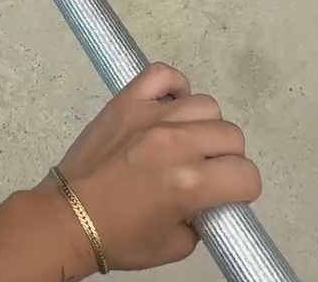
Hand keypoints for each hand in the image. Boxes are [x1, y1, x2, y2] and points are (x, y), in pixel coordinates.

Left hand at [43, 62, 261, 273]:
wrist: (70, 214)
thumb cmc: (121, 236)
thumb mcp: (177, 244)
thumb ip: (205, 217)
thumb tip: (213, 195)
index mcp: (190, 184)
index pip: (246, 174)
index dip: (243, 189)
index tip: (229, 194)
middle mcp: (174, 143)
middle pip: (231, 135)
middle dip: (227, 158)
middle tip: (207, 170)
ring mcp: (149, 115)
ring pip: (204, 104)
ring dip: (204, 126)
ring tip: (187, 141)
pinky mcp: (127, 99)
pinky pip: (161, 73)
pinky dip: (174, 85)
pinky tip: (171, 106)